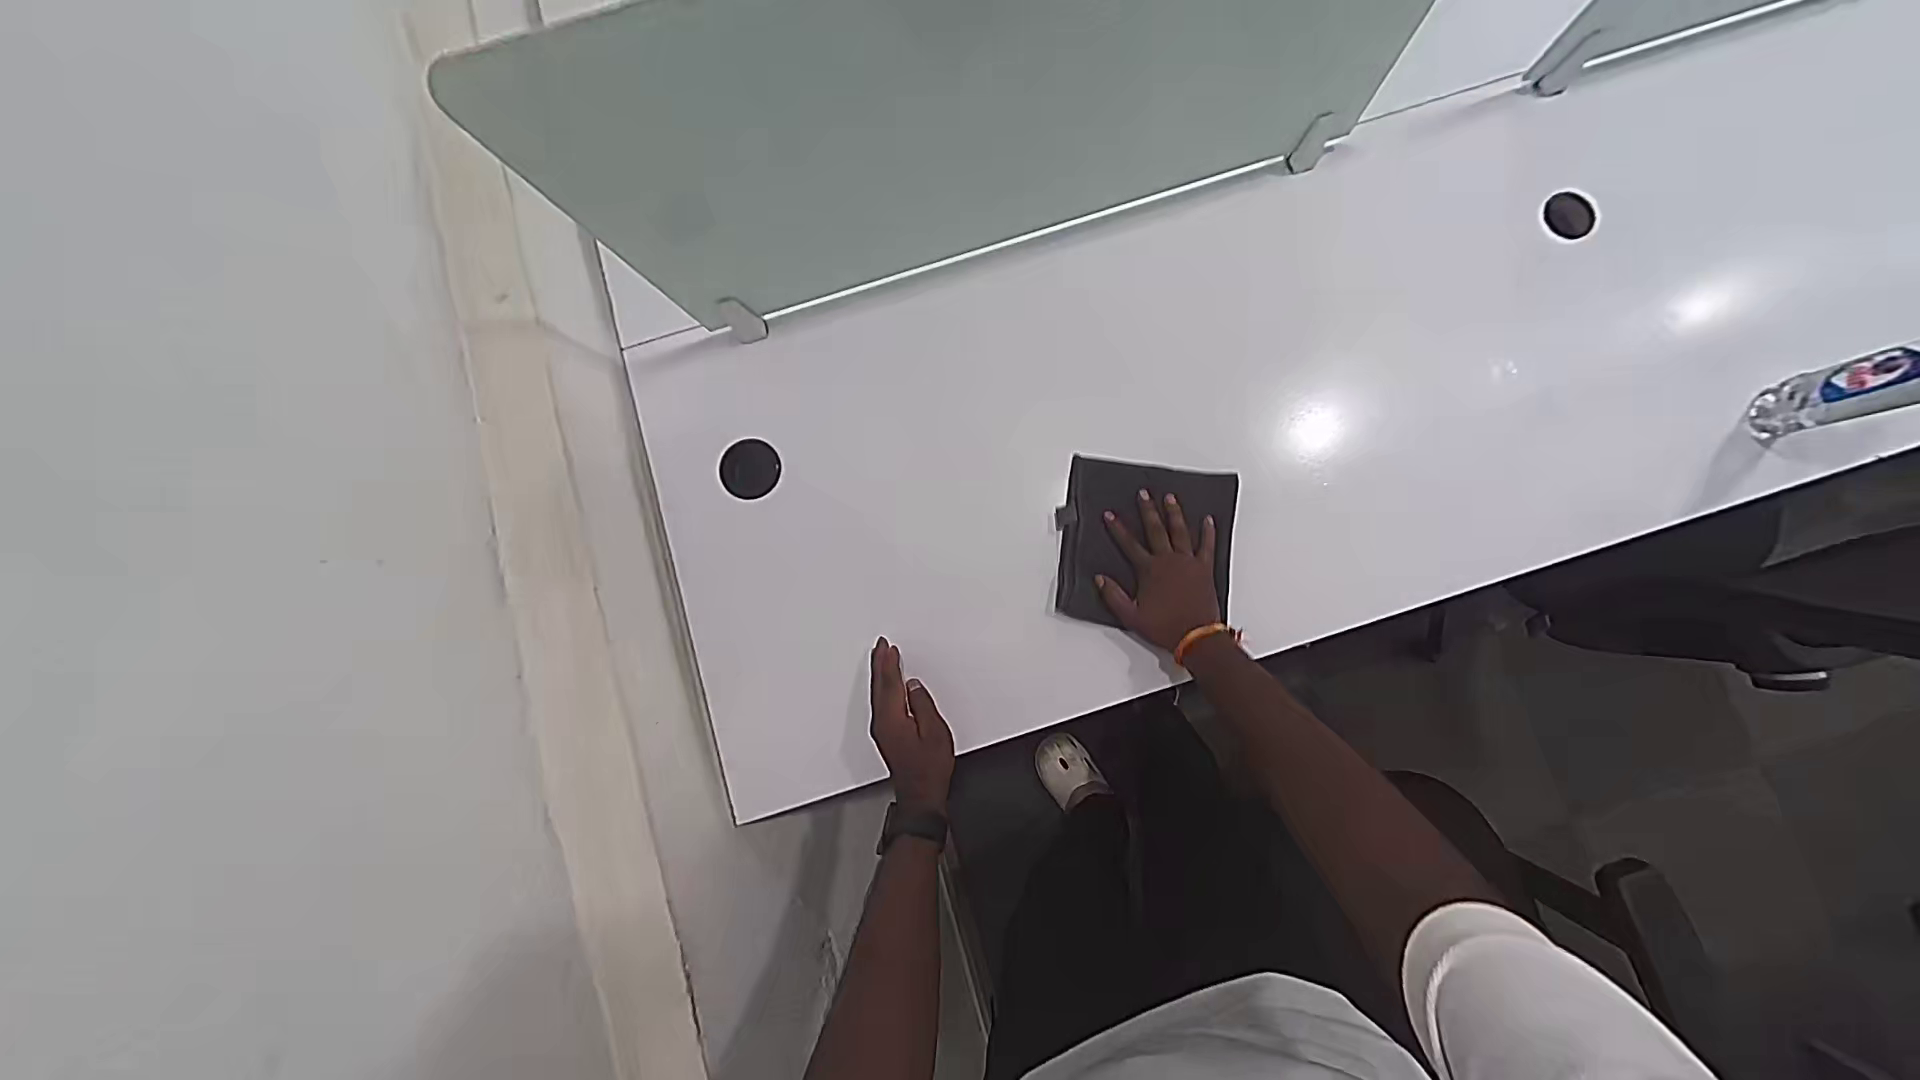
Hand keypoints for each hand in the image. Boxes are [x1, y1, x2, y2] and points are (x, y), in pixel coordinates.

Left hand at [869, 638, 954, 813]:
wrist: (921, 795)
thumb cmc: (929, 768)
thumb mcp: (934, 732)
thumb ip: (922, 705)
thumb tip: (913, 686)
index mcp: (892, 718)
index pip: (889, 683)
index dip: (888, 663)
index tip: (888, 647)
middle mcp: (882, 723)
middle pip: (879, 687)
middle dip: (879, 664)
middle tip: (880, 646)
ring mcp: (881, 730)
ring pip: (877, 694)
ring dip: (879, 675)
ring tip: (881, 659)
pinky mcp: (885, 735)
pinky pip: (880, 703)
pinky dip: (882, 688)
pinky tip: (887, 685)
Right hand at [1095, 489, 1221, 651]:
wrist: (1196, 636)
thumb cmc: (1166, 626)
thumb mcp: (1131, 616)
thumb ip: (1113, 596)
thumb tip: (1100, 580)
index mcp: (1150, 570)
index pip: (1129, 544)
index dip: (1117, 529)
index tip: (1110, 516)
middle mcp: (1168, 561)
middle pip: (1155, 529)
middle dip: (1147, 510)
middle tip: (1143, 494)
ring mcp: (1188, 562)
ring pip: (1180, 531)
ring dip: (1174, 513)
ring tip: (1169, 498)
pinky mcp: (1204, 569)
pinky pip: (1206, 545)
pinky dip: (1207, 532)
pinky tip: (1208, 520)